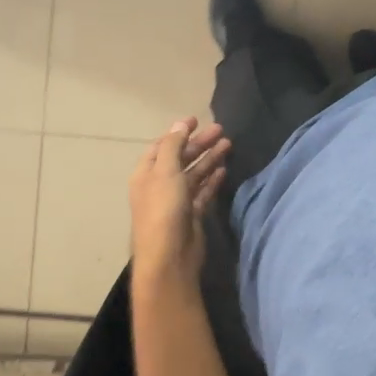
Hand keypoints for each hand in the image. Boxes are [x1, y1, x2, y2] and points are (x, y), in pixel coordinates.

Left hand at [128, 118, 230, 284]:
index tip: (196, 120)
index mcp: (147, 174)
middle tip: (221, 130)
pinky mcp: (191, 214)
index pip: (161, 146)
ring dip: (209, 159)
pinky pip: (202, 192)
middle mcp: (160, 185)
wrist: (169, 255)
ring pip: (194, 174)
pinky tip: (223, 170)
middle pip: (180, 158)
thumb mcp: (165, 171)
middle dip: (199, 143)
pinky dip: (212, 180)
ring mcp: (176, 201)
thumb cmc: (163, 208)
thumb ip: (173, 145)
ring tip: (228, 145)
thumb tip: (179, 124)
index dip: (177, 132)